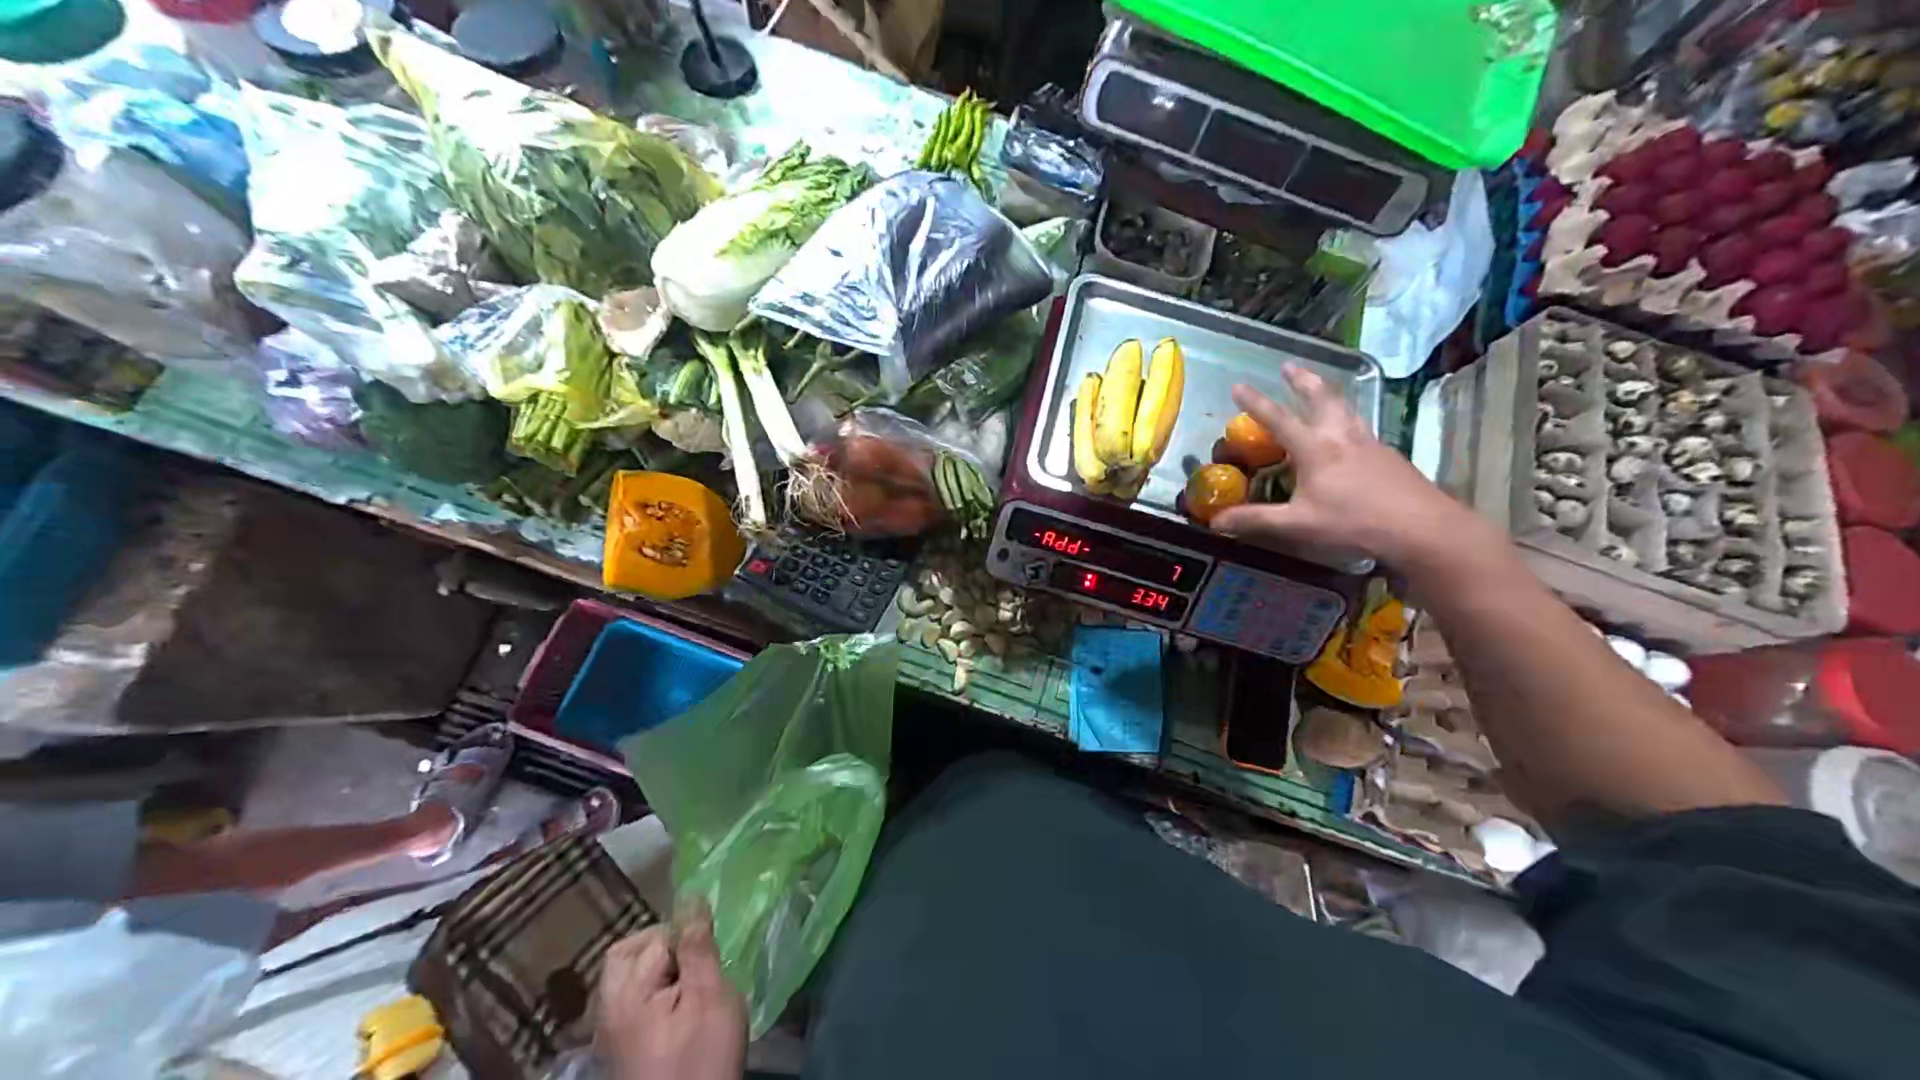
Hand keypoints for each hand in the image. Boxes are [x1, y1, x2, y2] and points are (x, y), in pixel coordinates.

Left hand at [596, 899, 746, 1079]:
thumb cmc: (702, 1060)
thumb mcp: (710, 996)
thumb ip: (697, 945)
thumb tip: (690, 896)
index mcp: (625, 994)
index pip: (654, 937)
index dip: (686, 939)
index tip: (708, 961)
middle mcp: (607, 1011)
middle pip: (626, 955)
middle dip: (662, 946)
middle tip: (695, 963)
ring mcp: (609, 1035)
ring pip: (628, 978)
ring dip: (658, 971)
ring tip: (690, 989)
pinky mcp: (620, 1054)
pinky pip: (631, 1004)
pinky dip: (654, 996)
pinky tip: (679, 1014)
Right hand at [1210, 367, 1493, 571]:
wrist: (1421, 527)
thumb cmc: (1354, 522)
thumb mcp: (1298, 524)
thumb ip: (1256, 520)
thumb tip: (1216, 522)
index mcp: (1315, 449)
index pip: (1278, 419)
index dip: (1255, 402)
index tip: (1238, 385)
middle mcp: (1341, 437)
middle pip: (1320, 398)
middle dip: (1302, 380)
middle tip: (1289, 365)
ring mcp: (1368, 443)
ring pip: (1344, 408)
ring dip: (1326, 392)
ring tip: (1317, 387)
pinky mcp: (1387, 455)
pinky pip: (1359, 425)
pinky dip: (1344, 417)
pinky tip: (1345, 431)